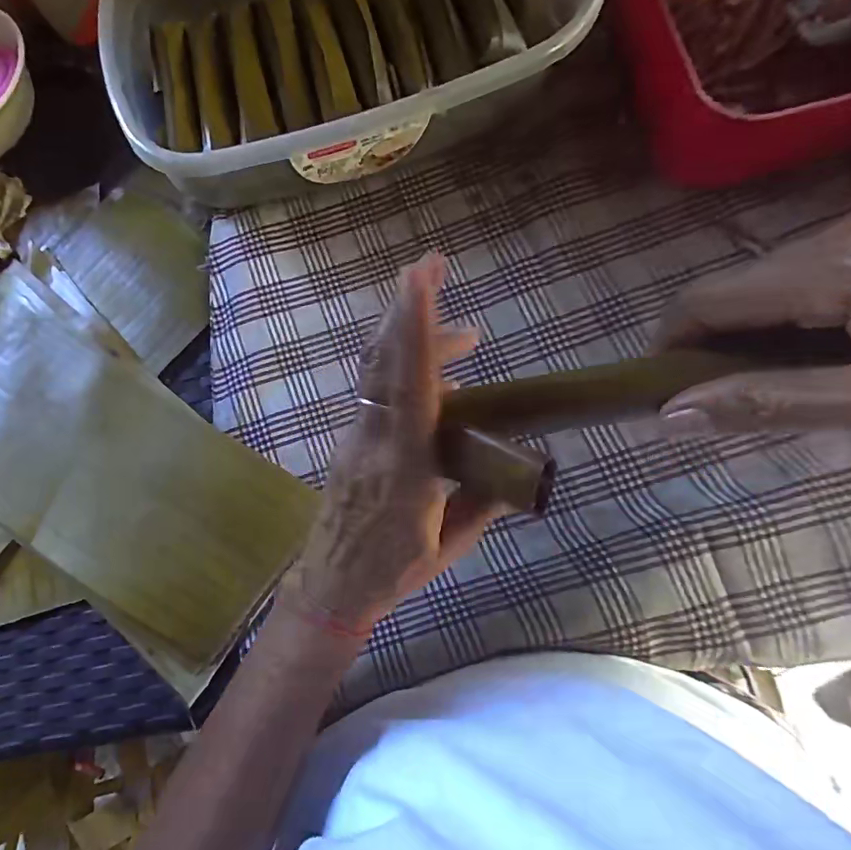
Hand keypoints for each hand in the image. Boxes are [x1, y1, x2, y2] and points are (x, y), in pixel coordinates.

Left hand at [284, 254, 507, 636]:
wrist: (330, 585)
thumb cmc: (392, 571)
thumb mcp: (449, 544)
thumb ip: (484, 503)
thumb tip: (520, 471)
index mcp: (405, 468)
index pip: (412, 387)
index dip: (417, 331)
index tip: (420, 281)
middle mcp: (375, 442)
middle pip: (384, 363)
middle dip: (405, 309)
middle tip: (430, 264)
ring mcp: (357, 439)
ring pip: (376, 373)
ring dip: (409, 337)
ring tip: (463, 330)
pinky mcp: (350, 442)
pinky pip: (375, 393)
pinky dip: (402, 369)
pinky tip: (436, 375)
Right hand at [652, 180, 850, 446]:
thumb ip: (778, 404)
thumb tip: (672, 412)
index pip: (711, 298)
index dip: (672, 346)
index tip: (667, 395)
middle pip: (752, 283)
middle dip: (735, 342)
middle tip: (767, 404)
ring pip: (799, 271)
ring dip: (788, 325)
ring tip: (840, 377)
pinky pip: (850, 257)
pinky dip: (834, 303)